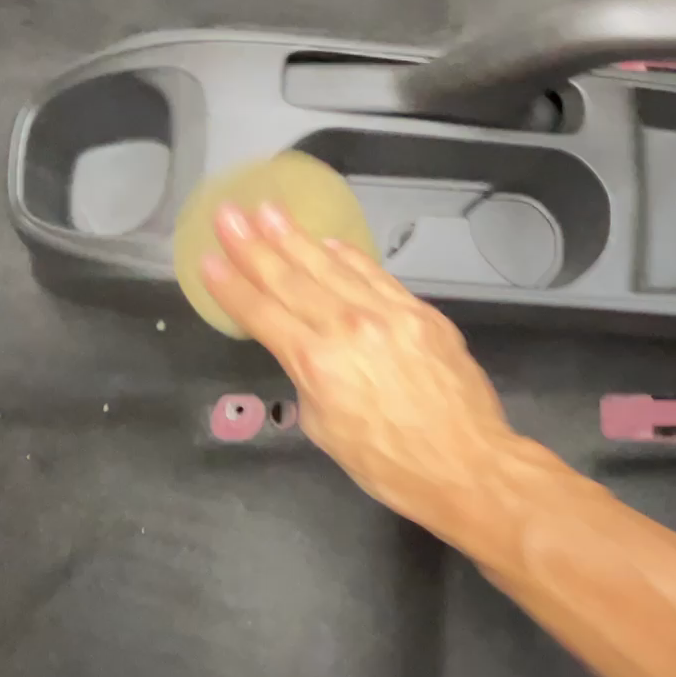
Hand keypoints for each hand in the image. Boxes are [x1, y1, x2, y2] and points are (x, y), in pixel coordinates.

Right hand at [203, 201, 521, 522]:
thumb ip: (310, 381)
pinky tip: (330, 243)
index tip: (207, 258)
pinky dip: (350, 258)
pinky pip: (377, 276)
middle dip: (254, 244)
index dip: (231, 286)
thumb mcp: (328, 431)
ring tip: (270, 211)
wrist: (467, 463)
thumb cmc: (391, 465)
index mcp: (318, 363)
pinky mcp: (421, 313)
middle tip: (229, 213)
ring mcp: (390, 314)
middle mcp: (350, 327)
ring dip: (297, 238)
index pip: (263, 314)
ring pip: (333, 268)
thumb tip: (310, 353)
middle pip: (292, 279)